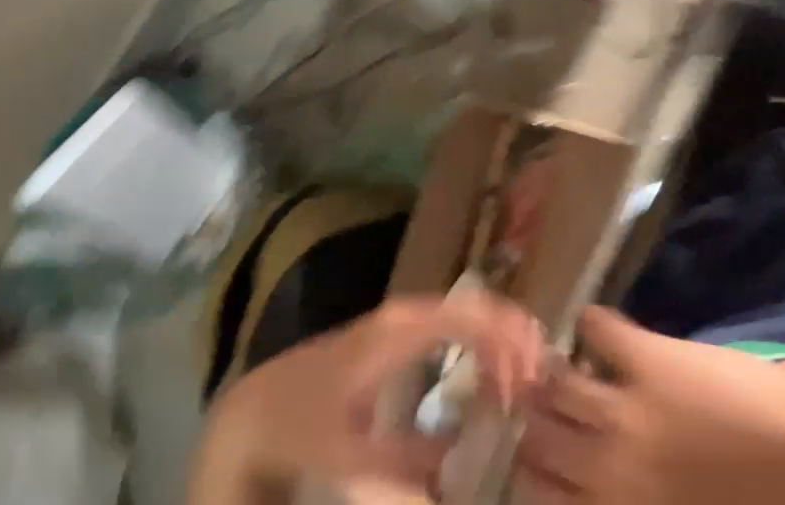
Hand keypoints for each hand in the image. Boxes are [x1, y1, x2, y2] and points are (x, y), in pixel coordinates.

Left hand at [192, 293, 542, 502]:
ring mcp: (397, 325)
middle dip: (512, 340)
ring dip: (497, 345)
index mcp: (399, 331)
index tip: (532, 376)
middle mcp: (404, 317)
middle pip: (475, 310)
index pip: (471, 315)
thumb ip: (404, 467)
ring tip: (520, 384)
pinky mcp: (391, 341)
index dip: (508, 338)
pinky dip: (476, 349)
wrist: (249, 416)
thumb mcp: (345, 455)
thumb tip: (460, 473)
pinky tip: (485, 382)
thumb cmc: (295, 428)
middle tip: (536, 384)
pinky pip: (449, 332)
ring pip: (464, 319)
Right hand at [516, 309, 784, 504]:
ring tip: (556, 360)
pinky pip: (598, 330)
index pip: (536, 492)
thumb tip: (596, 481)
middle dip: (531, 418)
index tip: (529, 449)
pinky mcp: (650, 358)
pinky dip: (591, 325)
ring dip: (551, 370)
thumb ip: (627, 498)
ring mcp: (624, 409)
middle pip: (534, 437)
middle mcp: (604, 468)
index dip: (529, 466)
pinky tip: (595, 326)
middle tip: (534, 401)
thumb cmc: (760, 502)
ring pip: (555, 384)